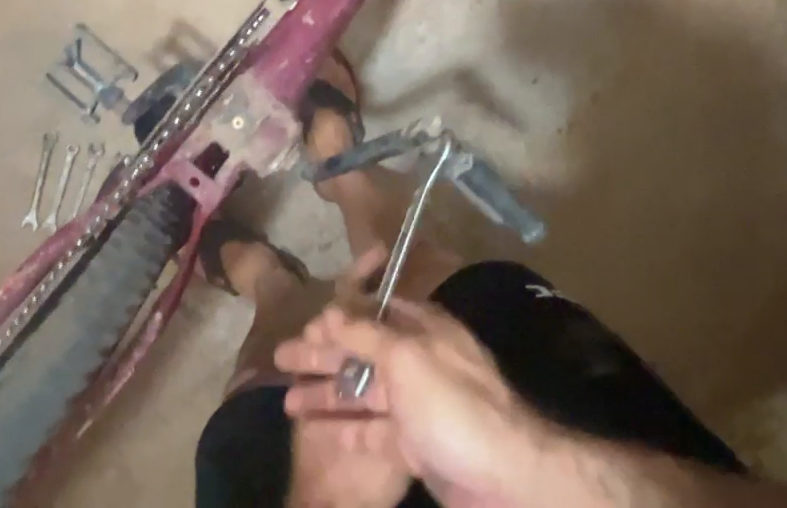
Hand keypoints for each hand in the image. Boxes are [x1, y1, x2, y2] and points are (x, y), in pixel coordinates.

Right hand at [275, 292, 535, 505]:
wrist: (506, 477)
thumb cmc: (453, 405)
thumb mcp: (407, 358)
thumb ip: (365, 332)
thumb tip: (330, 310)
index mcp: (423, 330)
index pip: (372, 313)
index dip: (337, 319)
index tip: (304, 325)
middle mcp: (419, 361)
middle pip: (362, 353)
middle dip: (322, 357)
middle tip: (280, 359)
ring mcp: (418, 405)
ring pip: (363, 394)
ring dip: (327, 395)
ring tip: (287, 402)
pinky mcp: (416, 444)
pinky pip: (372, 431)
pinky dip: (344, 429)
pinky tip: (316, 432)